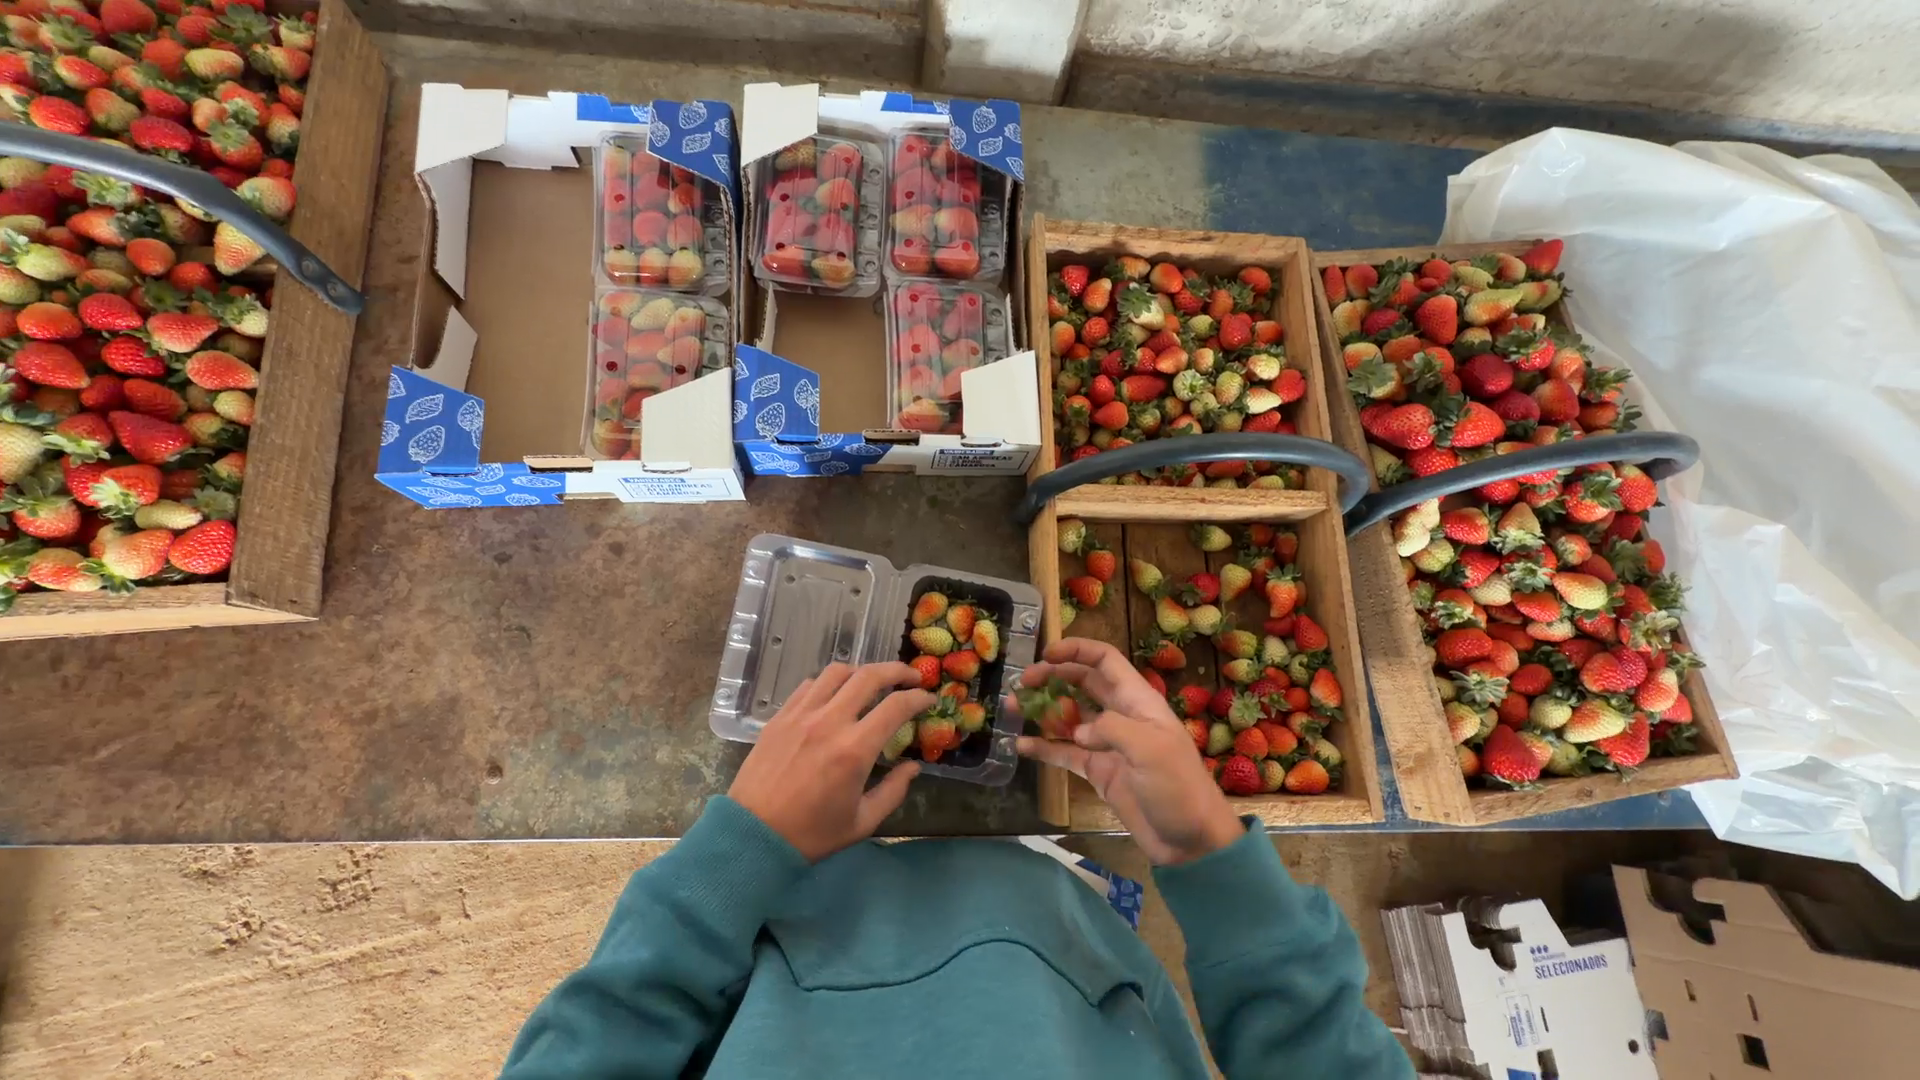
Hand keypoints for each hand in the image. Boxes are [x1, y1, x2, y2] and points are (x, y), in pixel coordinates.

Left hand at [730, 661, 932, 861]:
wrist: (751, 836)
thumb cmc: (810, 835)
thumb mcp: (862, 822)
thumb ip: (893, 791)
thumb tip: (913, 767)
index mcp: (854, 749)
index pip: (896, 706)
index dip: (918, 697)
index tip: (929, 699)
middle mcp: (829, 722)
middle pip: (869, 676)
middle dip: (898, 670)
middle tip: (912, 676)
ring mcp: (801, 715)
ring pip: (837, 672)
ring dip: (862, 671)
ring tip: (873, 682)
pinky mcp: (780, 716)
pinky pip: (809, 685)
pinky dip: (830, 682)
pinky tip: (836, 695)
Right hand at [1012, 639, 1244, 865]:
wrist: (1191, 841)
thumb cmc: (1178, 788)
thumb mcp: (1150, 749)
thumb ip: (1110, 728)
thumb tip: (1077, 731)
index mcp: (1138, 701)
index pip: (1105, 661)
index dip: (1076, 651)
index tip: (1045, 653)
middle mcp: (1121, 716)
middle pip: (1082, 683)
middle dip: (1052, 677)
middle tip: (1021, 683)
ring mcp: (1107, 744)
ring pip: (1069, 716)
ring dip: (1043, 710)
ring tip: (1013, 708)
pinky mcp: (1098, 771)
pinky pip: (1065, 752)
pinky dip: (1044, 747)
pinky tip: (1021, 745)